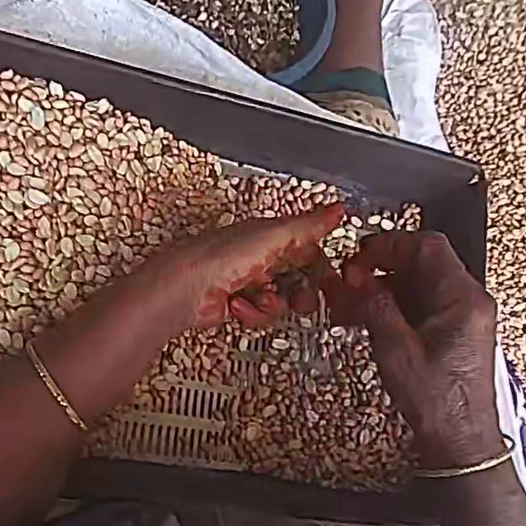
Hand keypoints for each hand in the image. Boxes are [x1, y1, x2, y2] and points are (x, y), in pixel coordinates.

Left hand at [149, 204, 344, 327]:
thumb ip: (309, 226)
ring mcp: (247, 283)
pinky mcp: (237, 306)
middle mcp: (258, 258)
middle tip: (300, 301)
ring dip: (273, 304)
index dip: (319, 266)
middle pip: (296, 280)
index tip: (328, 281)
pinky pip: (260, 315)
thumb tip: (338, 210)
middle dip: (300, 293)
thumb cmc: (221, 256)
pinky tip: (238, 306)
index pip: (306, 250)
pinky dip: (252, 314)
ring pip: (280, 301)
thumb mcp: (274, 236)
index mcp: (268, 236)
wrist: (186, 288)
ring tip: (258, 299)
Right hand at [329, 231, 501, 466]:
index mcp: (463, 298)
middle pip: (421, 265)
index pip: (427, 247)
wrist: (459, 441)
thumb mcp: (397, 349)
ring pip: (416, 287)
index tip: (358, 255)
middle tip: (347, 280)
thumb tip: (357, 280)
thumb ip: (376, 307)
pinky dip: (391, 308)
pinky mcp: (451, 334)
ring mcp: (461, 318)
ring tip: (346, 303)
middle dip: (379, 269)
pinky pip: (419, 307)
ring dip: (381, 290)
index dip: (389, 245)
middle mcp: (467, 302)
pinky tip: (362, 319)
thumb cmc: (436, 400)